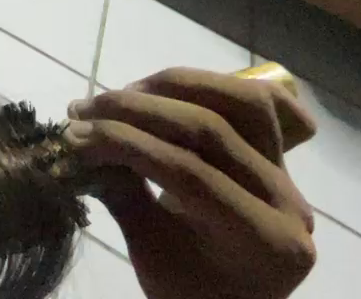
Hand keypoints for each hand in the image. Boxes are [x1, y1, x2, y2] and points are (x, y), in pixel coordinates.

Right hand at [66, 68, 318, 298]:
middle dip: (133, 110)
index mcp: (264, 242)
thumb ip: (120, 193)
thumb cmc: (189, 287)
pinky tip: (166, 90)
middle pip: (207, 127)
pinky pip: (254, 100)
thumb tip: (76, 140)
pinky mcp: (276, 152)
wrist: (230, 297)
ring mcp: (287, 172)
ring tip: (122, 94)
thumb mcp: (149, 253)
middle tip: (82, 113)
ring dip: (170, 86)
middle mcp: (286, 201)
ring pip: (240, 100)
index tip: (73, 136)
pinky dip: (209, 84)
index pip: (188, 172)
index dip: (125, 143)